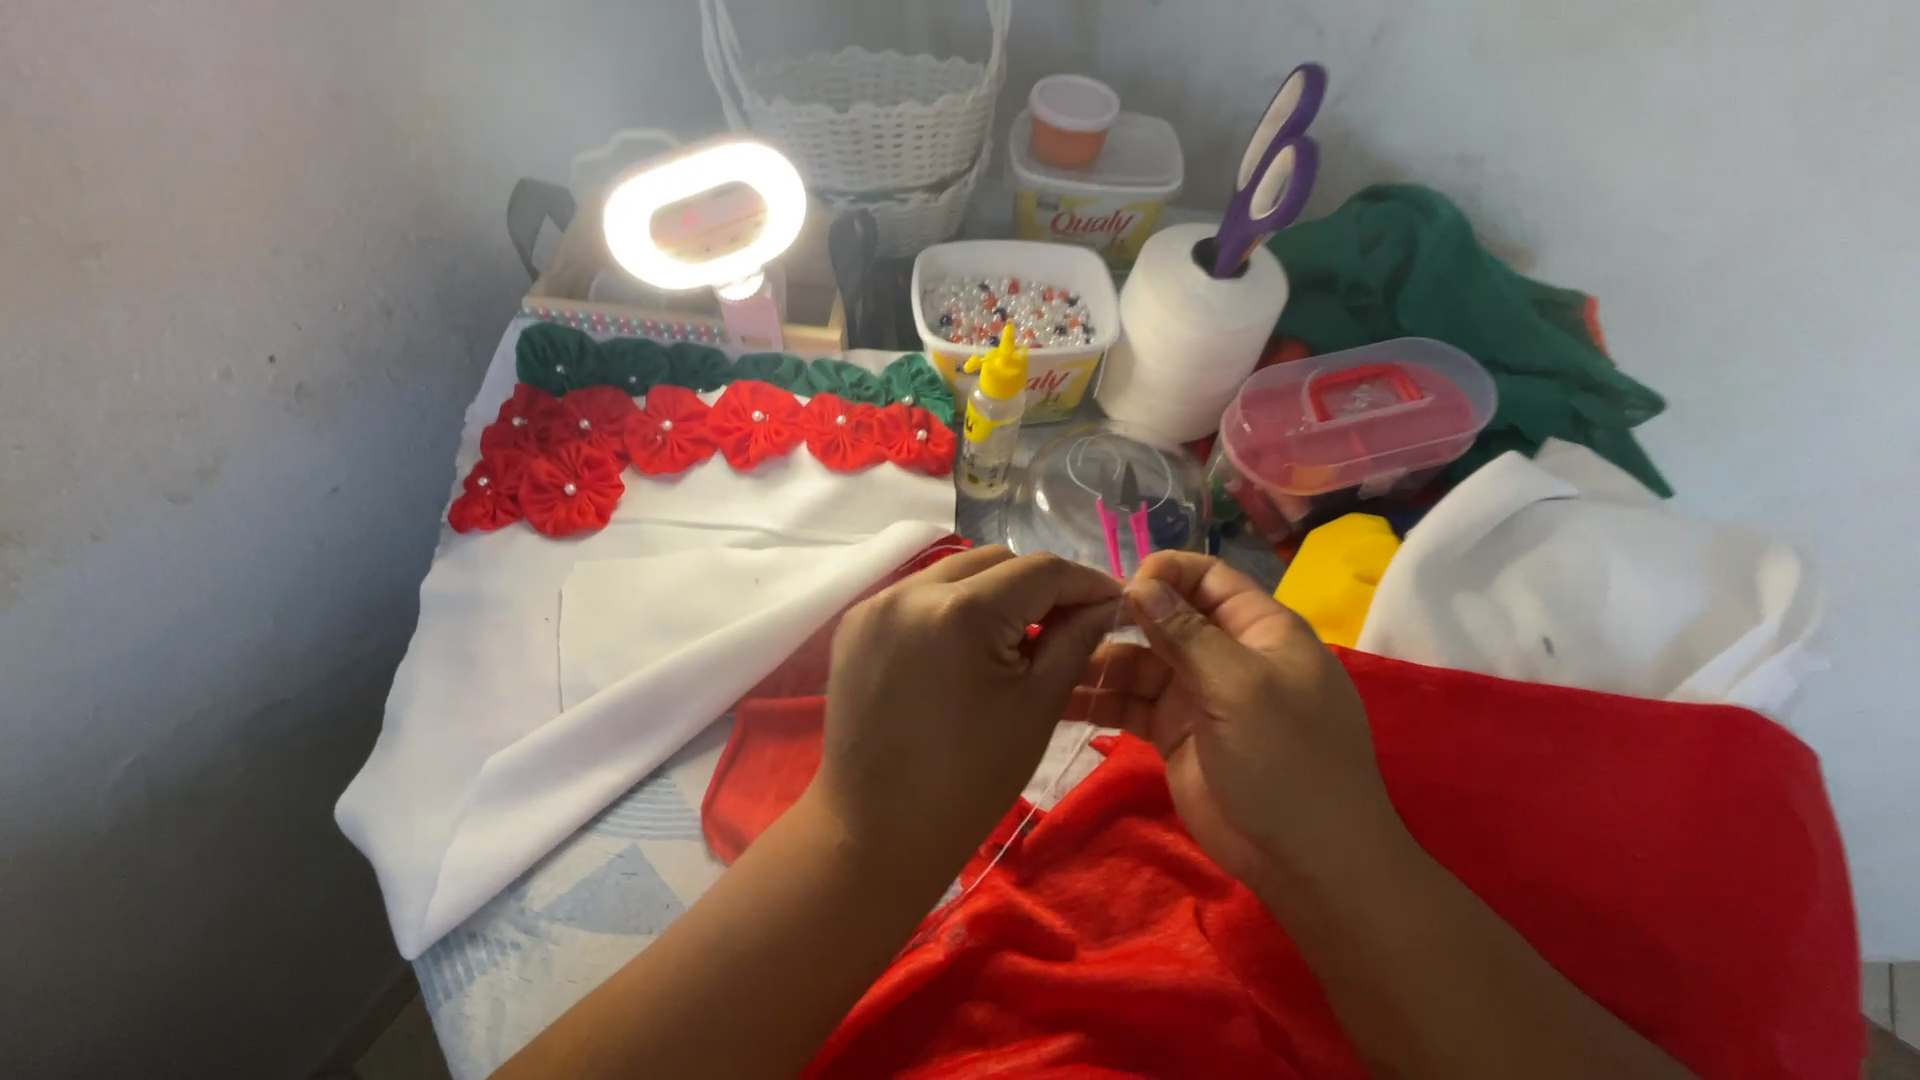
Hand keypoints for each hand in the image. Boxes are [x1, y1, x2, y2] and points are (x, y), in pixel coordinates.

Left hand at [808, 547, 1121, 888]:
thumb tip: (1106, 604)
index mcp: (960, 612)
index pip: (1040, 571)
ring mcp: (875, 605)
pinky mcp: (856, 624)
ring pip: (954, 572)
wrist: (877, 831)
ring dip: (993, 593)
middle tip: (1066, 624)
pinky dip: (951, 606)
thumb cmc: (969, 781)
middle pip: (994, 562)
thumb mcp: (1037, 707)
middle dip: (1037, 586)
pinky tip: (966, 647)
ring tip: (1016, 637)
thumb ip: (1075, 641)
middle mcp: (911, 591)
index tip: (1113, 601)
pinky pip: (918, 594)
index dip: (1085, 582)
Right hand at [1085, 551, 1405, 887]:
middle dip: (1120, 619)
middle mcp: (1226, 654)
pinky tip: (1060, 700)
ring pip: (1140, 662)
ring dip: (1100, 662)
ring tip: (1053, 667)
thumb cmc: (1287, 760)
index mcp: (1259, 630)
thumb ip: (1187, 633)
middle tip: (1068, 629)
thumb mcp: (1241, 687)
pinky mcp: (1173, 732)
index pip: (1208, 578)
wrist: (1306, 861)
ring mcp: (1197, 695)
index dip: (1165, 573)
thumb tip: (1139, 585)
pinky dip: (1100, 701)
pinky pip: (1131, 704)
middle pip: (1164, 618)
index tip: (1119, 588)